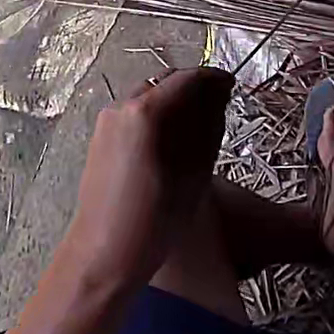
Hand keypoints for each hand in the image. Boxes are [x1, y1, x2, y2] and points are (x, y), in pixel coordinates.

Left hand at [62, 66, 233, 289]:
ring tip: (199, 125)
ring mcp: (108, 121)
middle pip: (166, 81)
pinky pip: (136, 112)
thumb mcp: (195, 171)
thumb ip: (209, 125)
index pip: (187, 78)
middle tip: (220, 105)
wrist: (103, 255)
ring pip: (150, 95)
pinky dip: (158, 115)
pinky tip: (173, 140)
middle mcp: (122, 107)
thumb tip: (219, 95)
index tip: (232, 85)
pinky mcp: (101, 136)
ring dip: (176, 101)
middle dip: (194, 88)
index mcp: (146, 112)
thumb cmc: (155, 219)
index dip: (213, 78)